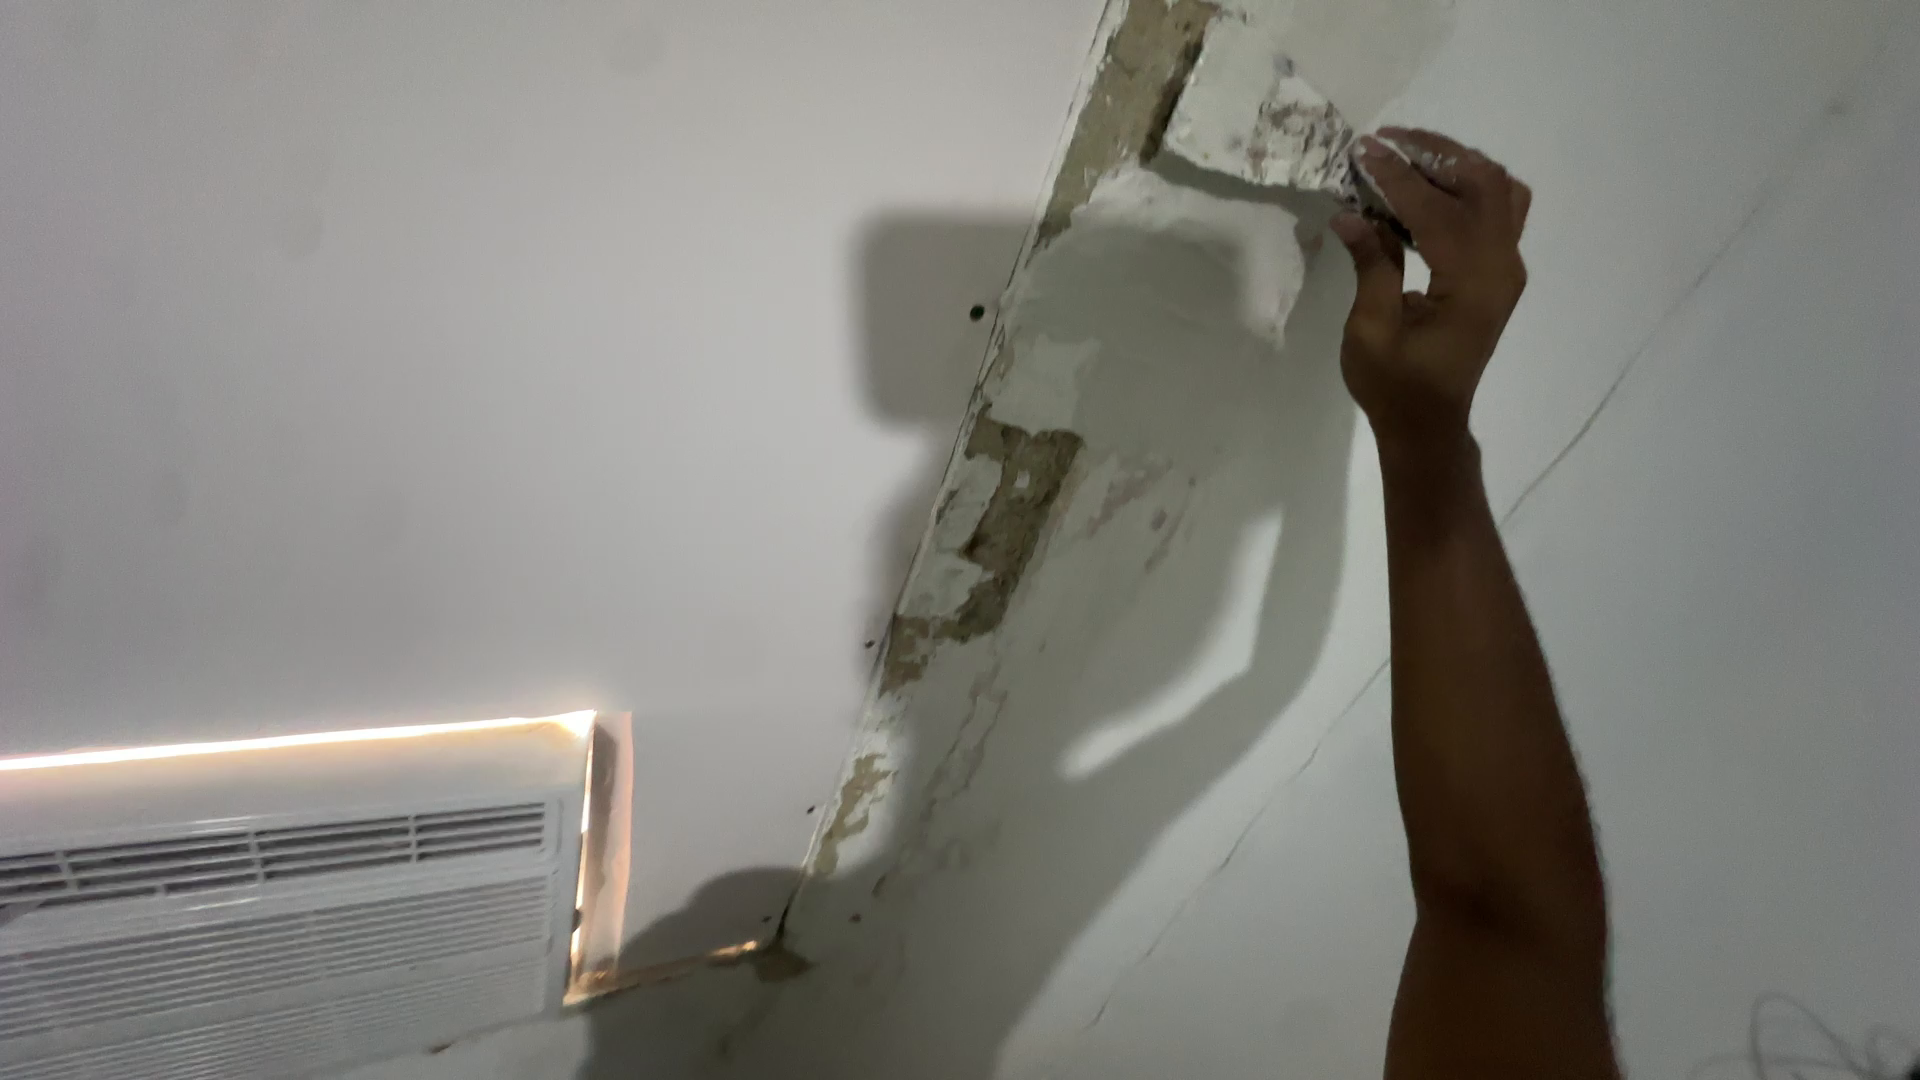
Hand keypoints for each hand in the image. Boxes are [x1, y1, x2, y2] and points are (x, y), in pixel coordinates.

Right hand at [1331, 128, 1531, 450]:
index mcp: (1473, 281)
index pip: (1438, 209)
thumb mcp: (1371, 330)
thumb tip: (1352, 214)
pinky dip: (1467, 189)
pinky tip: (1432, 191)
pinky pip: (1497, 211)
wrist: (1427, 424)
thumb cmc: (1394, 386)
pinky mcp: (1499, 273)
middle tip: (1386, 142)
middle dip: (1434, 155)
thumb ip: (1372, 266)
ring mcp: (1508, 267)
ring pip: (1498, 190)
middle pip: (1483, 183)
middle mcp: (1504, 264)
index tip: (1365, 150)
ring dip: (1455, 166)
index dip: (1399, 178)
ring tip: (1407, 158)